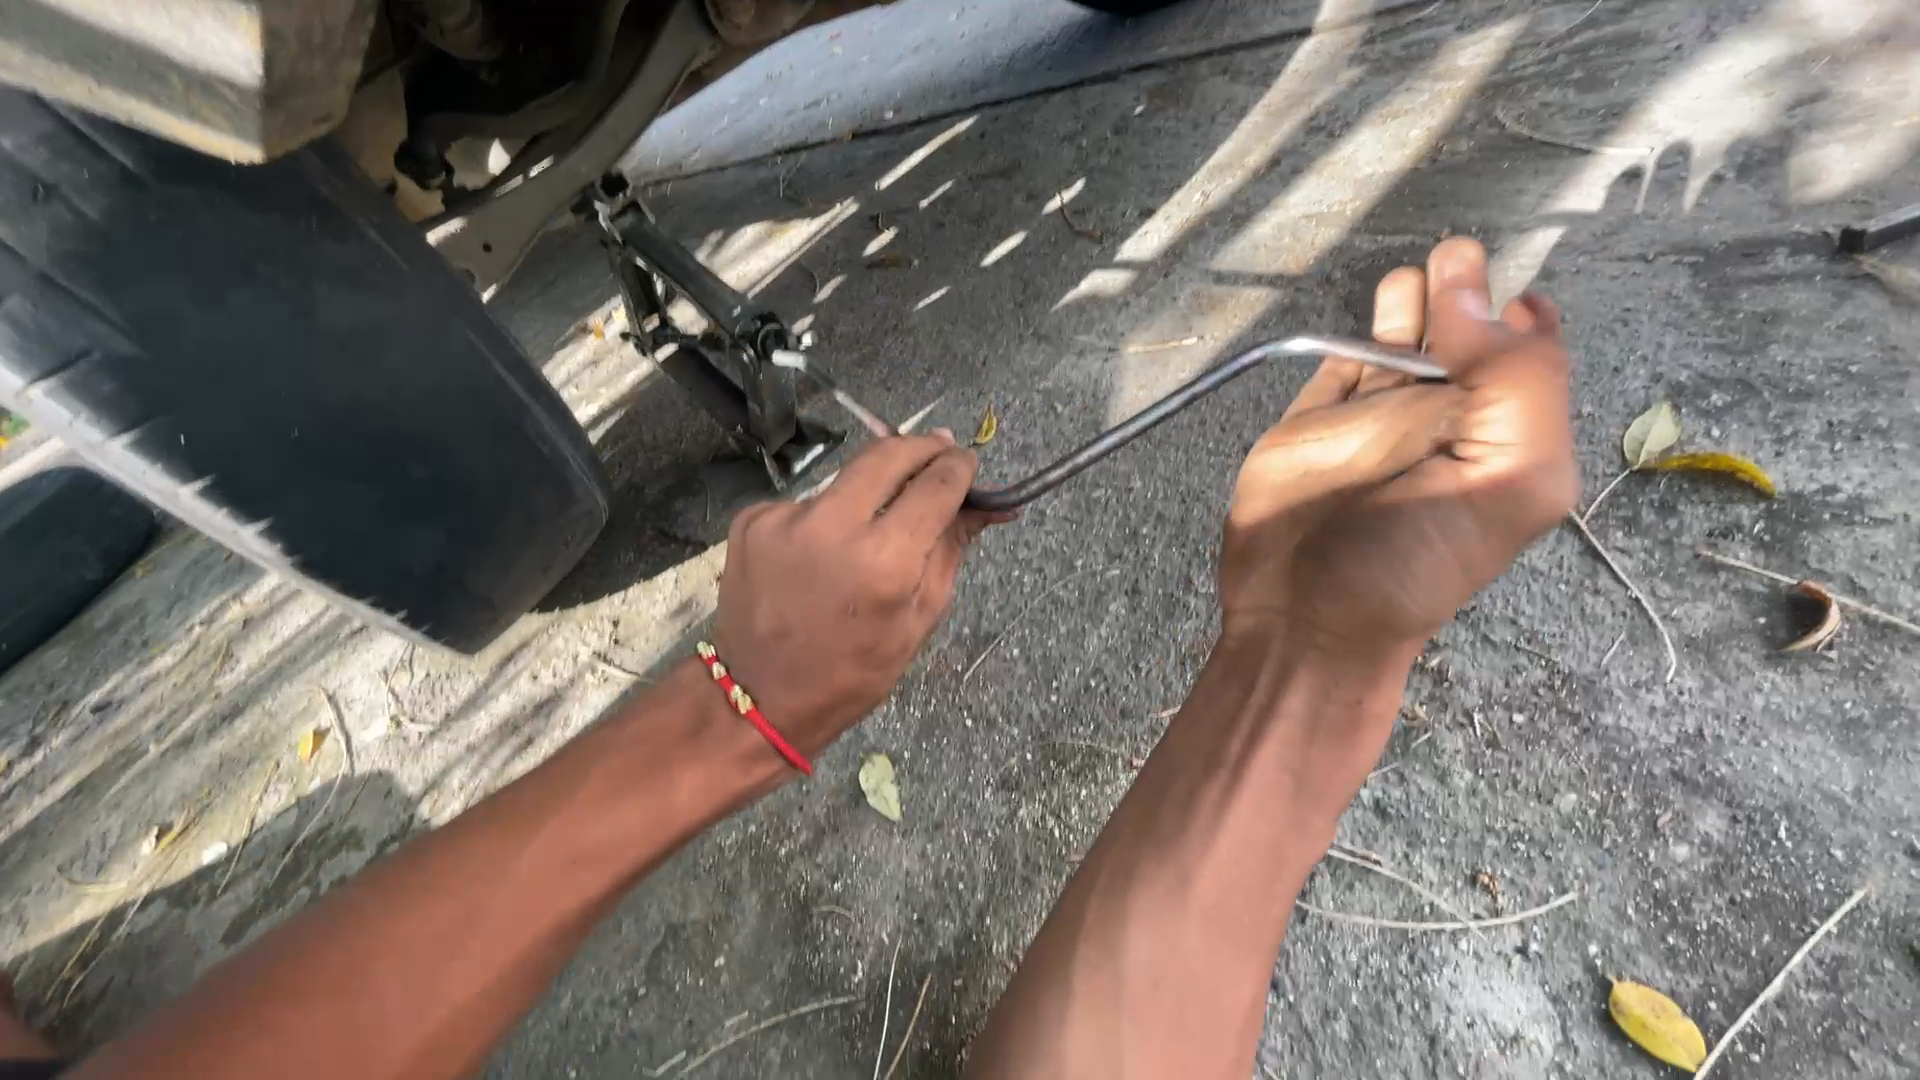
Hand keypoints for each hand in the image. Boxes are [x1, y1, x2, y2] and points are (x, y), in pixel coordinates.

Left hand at [713, 431, 1008, 753]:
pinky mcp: (751, 519)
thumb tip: (990, 505)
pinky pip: (807, 502)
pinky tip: (822, 552)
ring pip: (845, 479)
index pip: (936, 484)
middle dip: (921, 447)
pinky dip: (825, 516)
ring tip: (873, 524)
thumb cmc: (854, 670)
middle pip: (888, 453)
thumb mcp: (919, 618)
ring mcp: (784, 518)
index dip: (959, 467)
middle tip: (939, 450)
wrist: (759, 696)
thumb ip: (952, 549)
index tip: (967, 462)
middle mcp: (831, 526)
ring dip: (870, 489)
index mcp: (884, 561)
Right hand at [1219, 237, 1576, 666]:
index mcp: (1504, 434)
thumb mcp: (1507, 483)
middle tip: (1453, 255)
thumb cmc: (1410, 564)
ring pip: (1399, 338)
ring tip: (1416, 271)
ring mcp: (1374, 418)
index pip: (1529, 356)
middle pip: (1461, 333)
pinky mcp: (1313, 421)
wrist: (1303, 615)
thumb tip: (1478, 297)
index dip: (1524, 316)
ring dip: (1412, 298)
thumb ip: (1517, 384)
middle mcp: (1442, 420)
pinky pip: (1339, 361)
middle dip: (1464, 289)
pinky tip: (1368, 310)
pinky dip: (1353, 334)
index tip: (1509, 289)